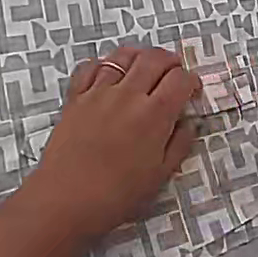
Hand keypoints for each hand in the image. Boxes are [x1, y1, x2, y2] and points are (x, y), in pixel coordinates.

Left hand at [23, 46, 201, 241]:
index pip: (181, 79)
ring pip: (123, 56)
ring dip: (140, 56)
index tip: (192, 91)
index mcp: (156, 114)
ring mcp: (99, 93)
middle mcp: (129, 95)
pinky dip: (105, 64)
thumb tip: (188, 124)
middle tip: (175, 72)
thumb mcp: (160, 175)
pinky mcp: (75, 98)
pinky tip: (110, 73)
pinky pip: (91, 67)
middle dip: (171, 61)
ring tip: (145, 66)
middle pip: (155, 59)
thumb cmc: (117, 195)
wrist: (65, 200)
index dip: (191, 81)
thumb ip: (179, 145)